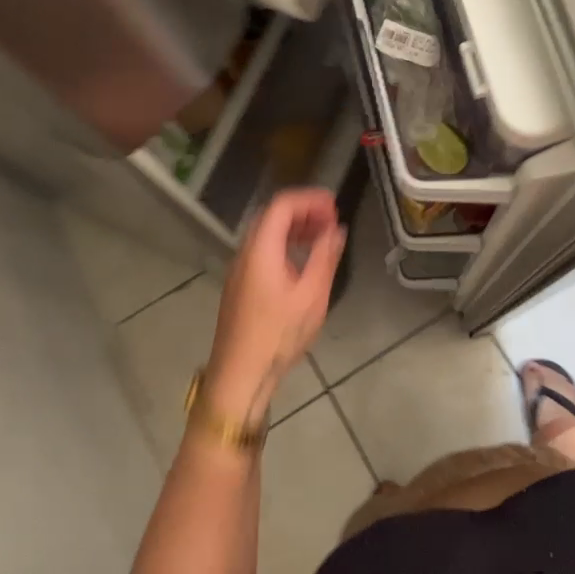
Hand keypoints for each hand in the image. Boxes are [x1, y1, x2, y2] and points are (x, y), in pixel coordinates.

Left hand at [203, 188, 346, 425]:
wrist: (239, 375)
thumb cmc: (277, 336)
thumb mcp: (311, 297)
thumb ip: (324, 258)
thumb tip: (336, 230)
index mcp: (260, 249)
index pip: (282, 205)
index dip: (309, 199)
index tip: (334, 205)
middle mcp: (244, 252)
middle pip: (272, 216)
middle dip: (303, 211)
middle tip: (331, 220)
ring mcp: (238, 269)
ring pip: (266, 234)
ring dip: (294, 228)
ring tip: (322, 237)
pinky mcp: (239, 285)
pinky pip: (262, 251)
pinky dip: (284, 244)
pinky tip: (302, 262)